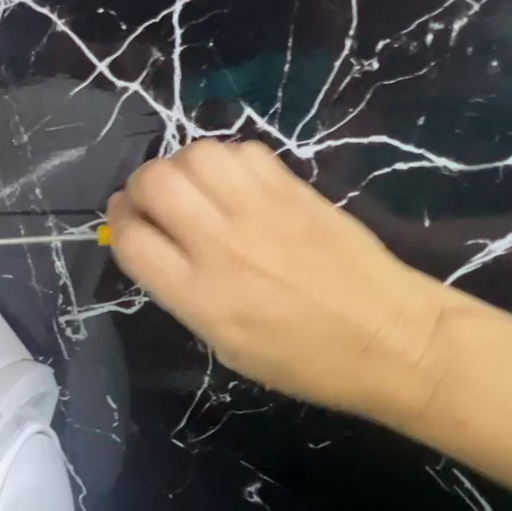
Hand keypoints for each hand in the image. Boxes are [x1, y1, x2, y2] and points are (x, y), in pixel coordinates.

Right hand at [107, 140, 449, 424]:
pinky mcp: (293, 189)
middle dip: (141, 186)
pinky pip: (241, 151)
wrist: (393, 339)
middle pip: (154, 183)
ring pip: (195, 155)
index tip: (127, 221)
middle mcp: (222, 246)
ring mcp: (260, 211)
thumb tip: (150, 242)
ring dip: (182, 166)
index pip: (132, 239)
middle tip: (155, 201)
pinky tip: (234, 181)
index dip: (118, 222)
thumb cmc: (304, 360)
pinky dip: (226, 159)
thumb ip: (180, 291)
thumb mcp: (225, 345)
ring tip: (195, 185)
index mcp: (200, 297)